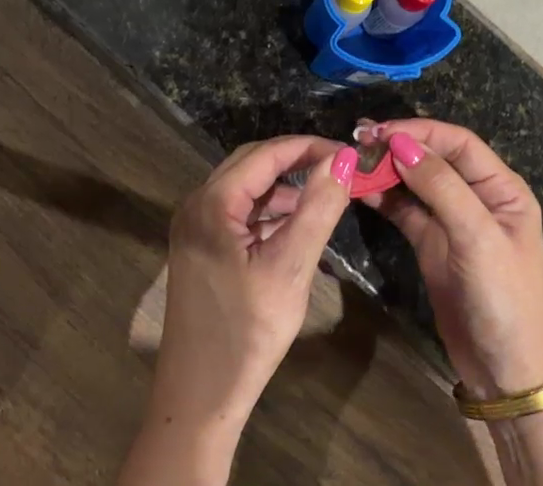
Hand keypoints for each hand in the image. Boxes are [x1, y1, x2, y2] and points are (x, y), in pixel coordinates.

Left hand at [121, 136, 355, 484]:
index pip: (266, 154)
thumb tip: (342, 159)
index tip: (349, 154)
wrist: (200, 396)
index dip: (309, 147)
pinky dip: (268, 212)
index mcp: (211, 203)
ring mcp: (194, 227)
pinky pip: (237, 213)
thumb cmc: (246, 332)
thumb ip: (317, 208)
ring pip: (245, 188)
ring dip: (283, 187)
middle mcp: (196, 205)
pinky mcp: (199, 248)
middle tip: (340, 170)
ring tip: (326, 198)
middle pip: (251, 164)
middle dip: (296, 161)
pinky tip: (296, 227)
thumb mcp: (290, 267)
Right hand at [360, 119, 542, 397]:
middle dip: (399, 146)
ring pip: (416, 183)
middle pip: (435, 158)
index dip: (420, 131)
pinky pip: (406, 212)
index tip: (379, 131)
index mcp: (502, 188)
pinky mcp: (433, 247)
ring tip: (352, 162)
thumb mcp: (478, 237)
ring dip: (387, 171)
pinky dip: (384, 199)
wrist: (509, 374)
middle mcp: (478, 198)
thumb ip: (441, 187)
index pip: (458, 143)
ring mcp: (454, 223)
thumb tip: (400, 143)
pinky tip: (360, 191)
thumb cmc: (506, 299)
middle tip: (356, 141)